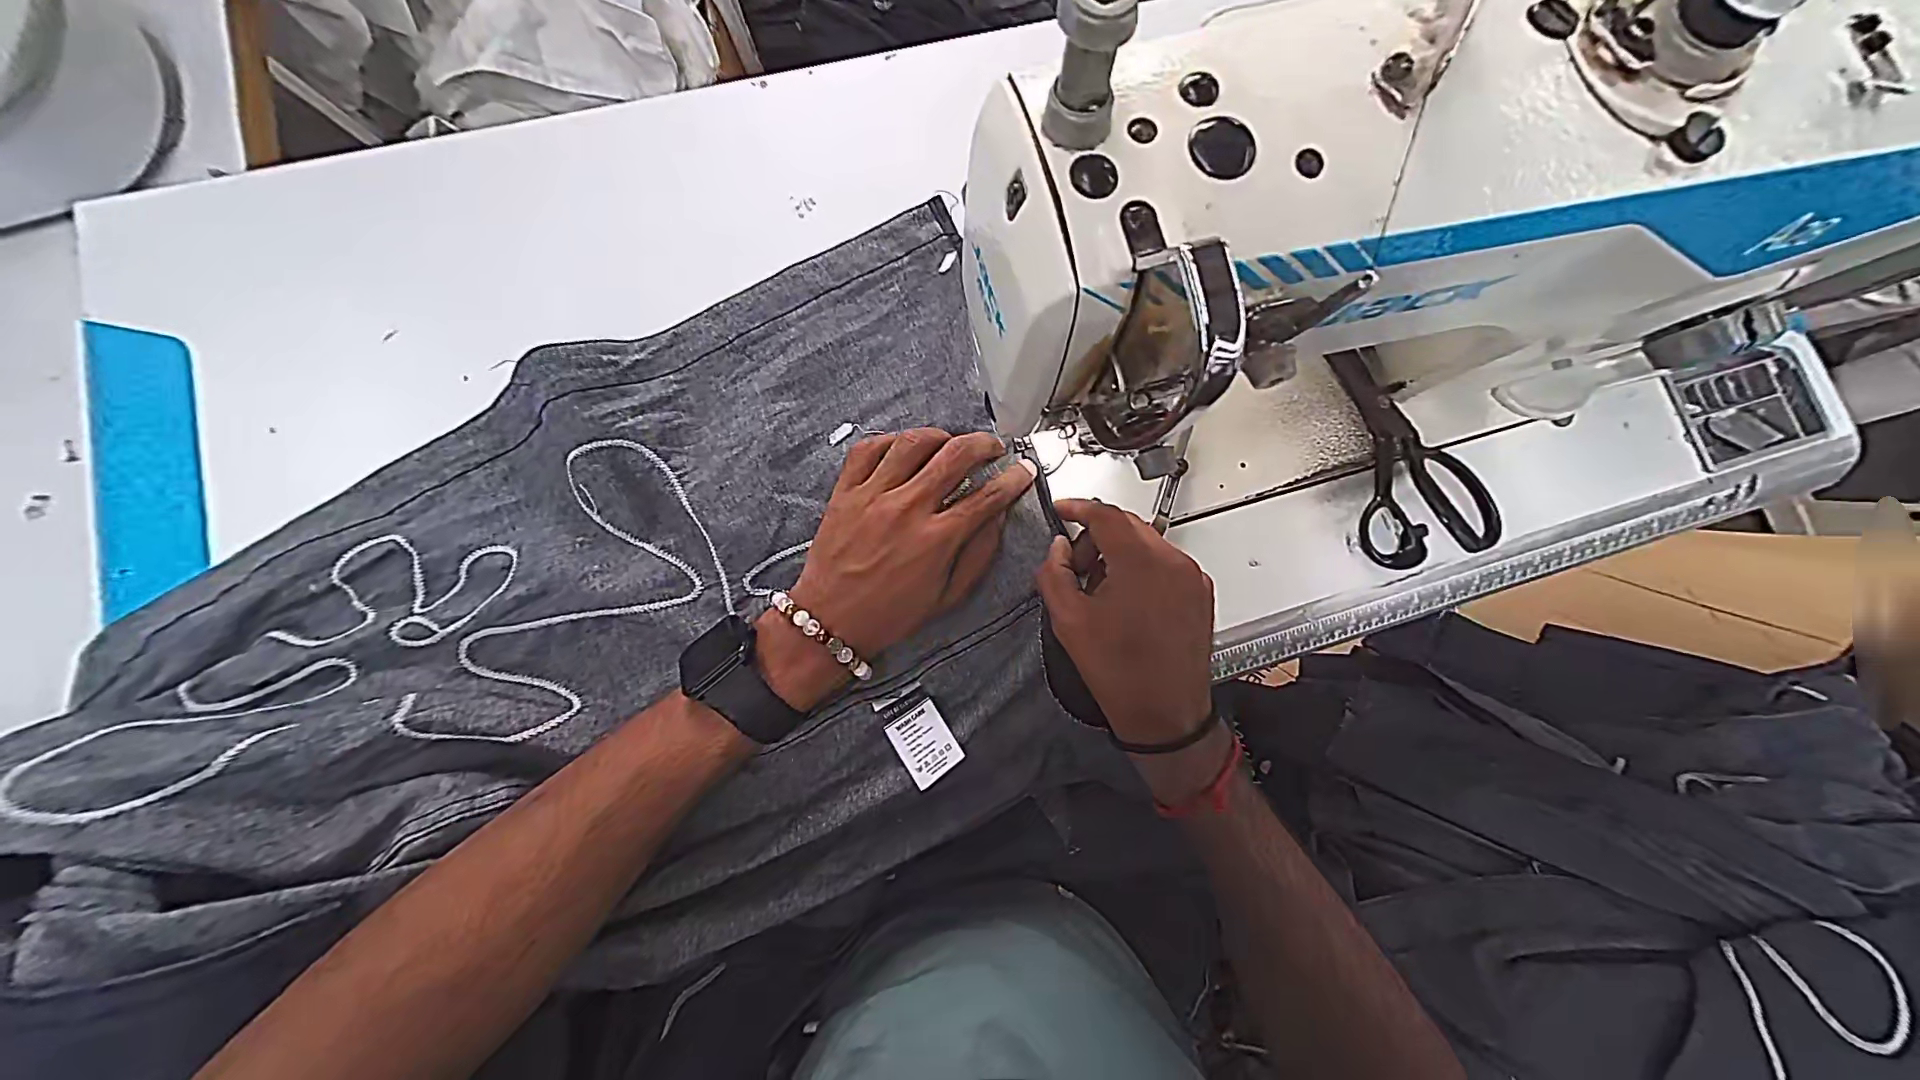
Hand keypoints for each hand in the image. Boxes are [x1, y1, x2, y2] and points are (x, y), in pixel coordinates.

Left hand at [756, 429, 1036, 709]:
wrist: (832, 621)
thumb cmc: (887, 613)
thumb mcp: (947, 596)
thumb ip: (979, 554)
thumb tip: (998, 518)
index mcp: (936, 539)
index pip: (987, 496)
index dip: (1012, 479)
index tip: (1021, 472)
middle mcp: (906, 510)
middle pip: (956, 455)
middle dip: (984, 444)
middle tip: (992, 448)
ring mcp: (873, 496)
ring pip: (914, 442)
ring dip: (941, 435)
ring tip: (950, 442)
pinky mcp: (846, 492)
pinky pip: (869, 448)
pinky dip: (891, 440)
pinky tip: (904, 448)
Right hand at [1033, 499, 1213, 745]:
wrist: (1165, 713)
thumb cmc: (1124, 674)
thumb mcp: (1069, 620)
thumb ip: (1054, 574)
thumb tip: (1057, 550)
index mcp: (1141, 562)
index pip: (1106, 514)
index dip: (1078, 508)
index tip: (1064, 510)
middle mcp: (1173, 562)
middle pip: (1127, 526)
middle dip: (1095, 539)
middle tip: (1075, 566)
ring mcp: (1191, 577)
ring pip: (1147, 544)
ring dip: (1118, 555)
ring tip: (1100, 593)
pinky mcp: (1200, 593)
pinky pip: (1165, 565)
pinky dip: (1141, 570)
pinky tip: (1125, 603)